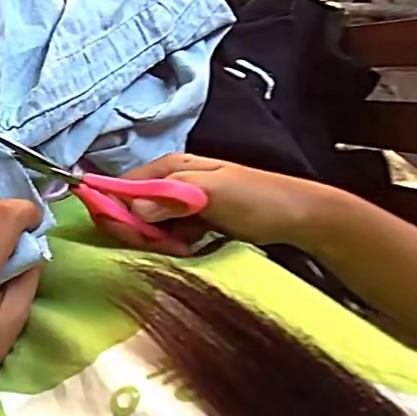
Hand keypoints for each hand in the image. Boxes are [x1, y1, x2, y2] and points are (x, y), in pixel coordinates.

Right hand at [96, 153, 335, 250]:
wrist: (299, 216)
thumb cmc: (258, 198)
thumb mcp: (215, 193)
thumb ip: (172, 197)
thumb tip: (133, 207)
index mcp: (169, 167)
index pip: (123, 188)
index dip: (117, 212)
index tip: (133, 236)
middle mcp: (167, 181)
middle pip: (130, 209)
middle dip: (141, 232)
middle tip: (169, 245)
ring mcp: (178, 202)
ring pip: (146, 226)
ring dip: (159, 242)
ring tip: (186, 247)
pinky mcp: (188, 220)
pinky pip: (164, 235)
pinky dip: (171, 245)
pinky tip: (191, 248)